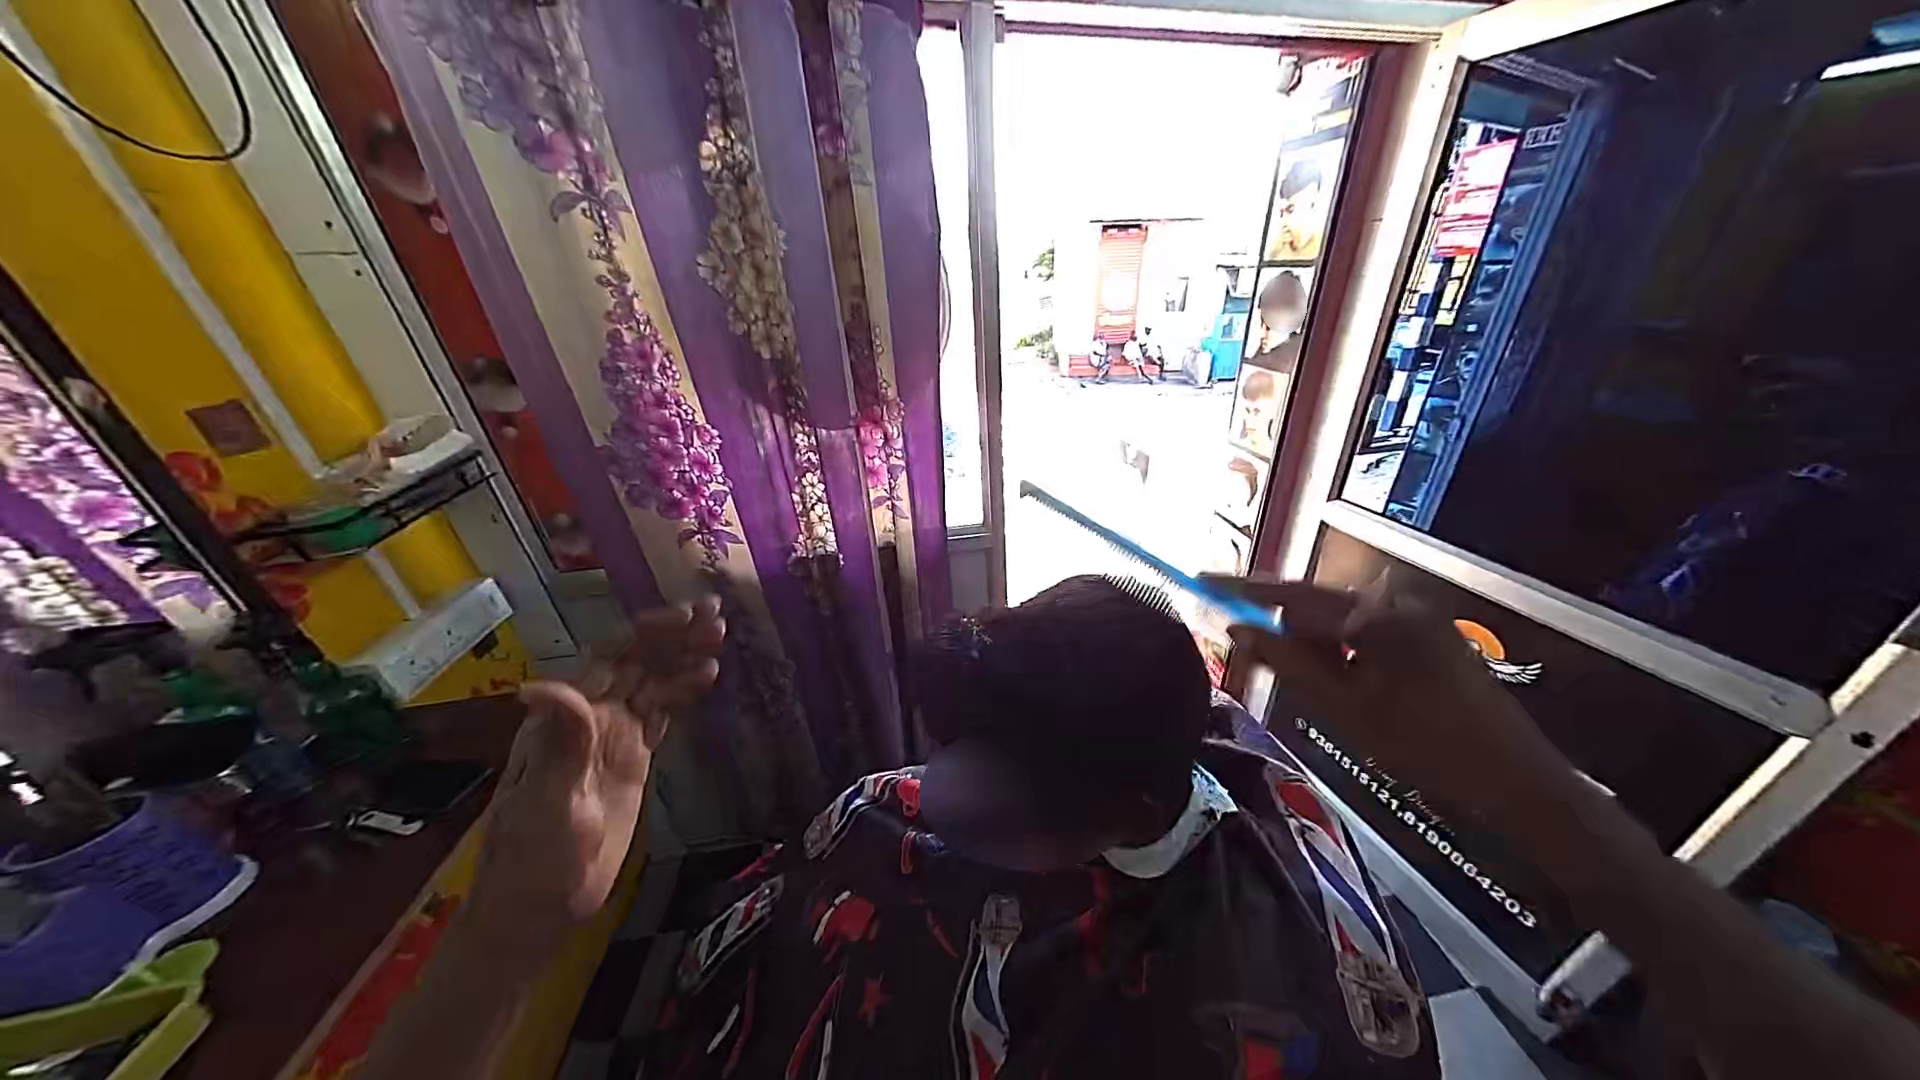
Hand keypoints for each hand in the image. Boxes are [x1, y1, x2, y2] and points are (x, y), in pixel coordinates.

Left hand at [472, 598, 724, 936]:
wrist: (540, 909)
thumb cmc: (536, 861)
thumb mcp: (548, 804)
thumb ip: (559, 745)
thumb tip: (539, 685)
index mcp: (566, 720)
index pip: (608, 659)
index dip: (645, 633)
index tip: (684, 617)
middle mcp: (592, 718)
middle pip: (636, 663)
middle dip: (673, 636)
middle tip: (716, 617)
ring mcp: (615, 737)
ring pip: (653, 682)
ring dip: (683, 657)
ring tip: (720, 637)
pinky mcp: (633, 757)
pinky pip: (662, 712)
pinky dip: (684, 691)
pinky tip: (707, 676)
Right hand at [1214, 578, 1583, 827]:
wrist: (1518, 784)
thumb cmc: (1426, 746)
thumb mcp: (1343, 707)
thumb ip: (1285, 661)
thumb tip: (1236, 630)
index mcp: (1376, 614)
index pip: (1290, 595)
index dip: (1240, 591)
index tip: (1200, 582)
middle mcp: (1395, 603)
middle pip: (1313, 607)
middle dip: (1282, 634)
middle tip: (1253, 668)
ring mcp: (1413, 618)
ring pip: (1336, 624)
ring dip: (1312, 651)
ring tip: (1313, 692)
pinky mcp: (1424, 637)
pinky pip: (1361, 636)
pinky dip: (1339, 656)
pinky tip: (1341, 687)